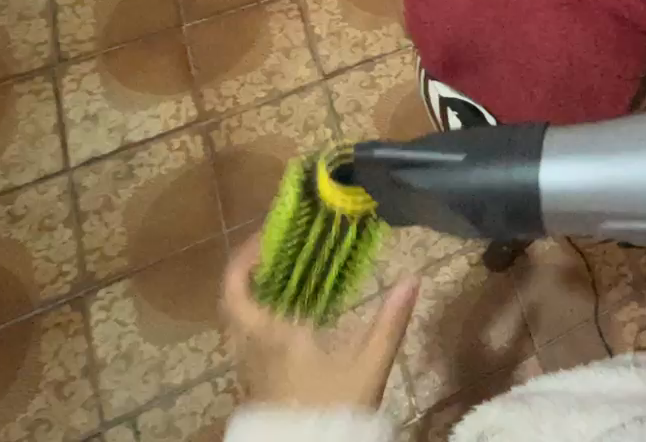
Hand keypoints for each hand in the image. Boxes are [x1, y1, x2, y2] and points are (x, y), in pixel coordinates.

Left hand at [219, 234, 420, 408]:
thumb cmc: (334, 411)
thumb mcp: (369, 365)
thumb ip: (390, 320)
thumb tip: (413, 277)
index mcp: (272, 338)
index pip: (236, 293)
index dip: (243, 260)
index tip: (267, 234)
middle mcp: (252, 352)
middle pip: (232, 306)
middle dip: (250, 273)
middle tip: (280, 249)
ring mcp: (251, 374)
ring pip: (239, 326)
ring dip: (255, 296)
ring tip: (288, 275)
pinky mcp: (258, 388)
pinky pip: (250, 342)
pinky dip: (262, 318)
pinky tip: (293, 318)